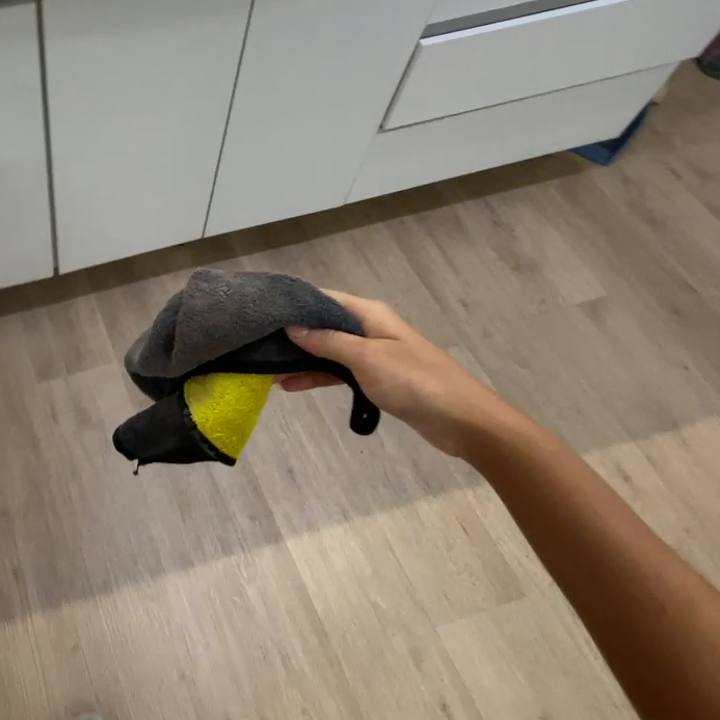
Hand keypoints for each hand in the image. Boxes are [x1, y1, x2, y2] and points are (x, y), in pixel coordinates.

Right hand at [279, 291, 518, 458]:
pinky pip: (339, 372)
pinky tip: (293, 386)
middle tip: (256, 345)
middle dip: (291, 335)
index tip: (262, 313)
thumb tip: (292, 327)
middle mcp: (369, 328)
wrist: (463, 420)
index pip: (322, 298)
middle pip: (322, 325)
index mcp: (369, 314)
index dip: (293, 304)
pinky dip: (317, 377)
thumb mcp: (366, 358)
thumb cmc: (415, 382)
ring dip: (301, 360)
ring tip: (266, 371)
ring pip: (327, 351)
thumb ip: (327, 342)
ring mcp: (373, 354)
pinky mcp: (377, 378)